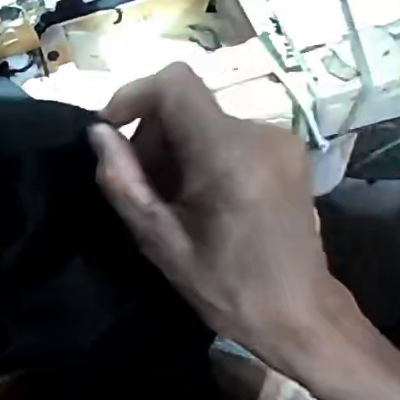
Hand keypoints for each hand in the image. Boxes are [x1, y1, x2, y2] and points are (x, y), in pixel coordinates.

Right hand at [87, 63, 369, 381]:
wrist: (301, 314)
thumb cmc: (226, 287)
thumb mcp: (158, 240)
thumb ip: (122, 181)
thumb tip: (98, 132)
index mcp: (229, 156)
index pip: (174, 85)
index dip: (132, 96)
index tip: (111, 132)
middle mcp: (260, 135)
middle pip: (181, 104)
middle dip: (148, 136)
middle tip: (142, 186)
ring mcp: (277, 139)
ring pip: (197, 116)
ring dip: (169, 147)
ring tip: (170, 197)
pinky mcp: (283, 147)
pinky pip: (219, 129)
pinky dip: (194, 151)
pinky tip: (196, 194)